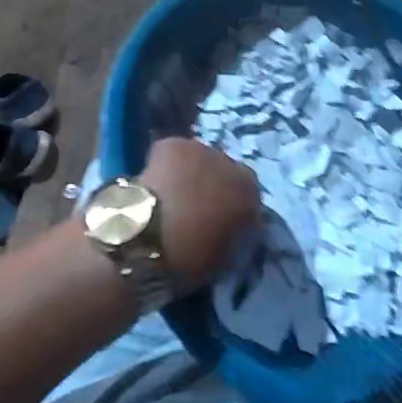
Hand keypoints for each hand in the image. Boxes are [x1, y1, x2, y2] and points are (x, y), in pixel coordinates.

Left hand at [137, 137, 260, 291]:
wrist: (153, 237)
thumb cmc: (192, 258)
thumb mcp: (224, 258)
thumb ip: (232, 236)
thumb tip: (226, 230)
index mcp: (250, 194)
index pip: (246, 196)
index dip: (230, 207)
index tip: (216, 221)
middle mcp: (232, 164)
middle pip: (222, 172)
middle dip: (210, 186)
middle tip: (191, 209)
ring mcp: (202, 149)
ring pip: (197, 159)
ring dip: (188, 173)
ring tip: (168, 196)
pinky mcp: (174, 143)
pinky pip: (172, 153)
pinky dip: (164, 165)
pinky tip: (152, 184)